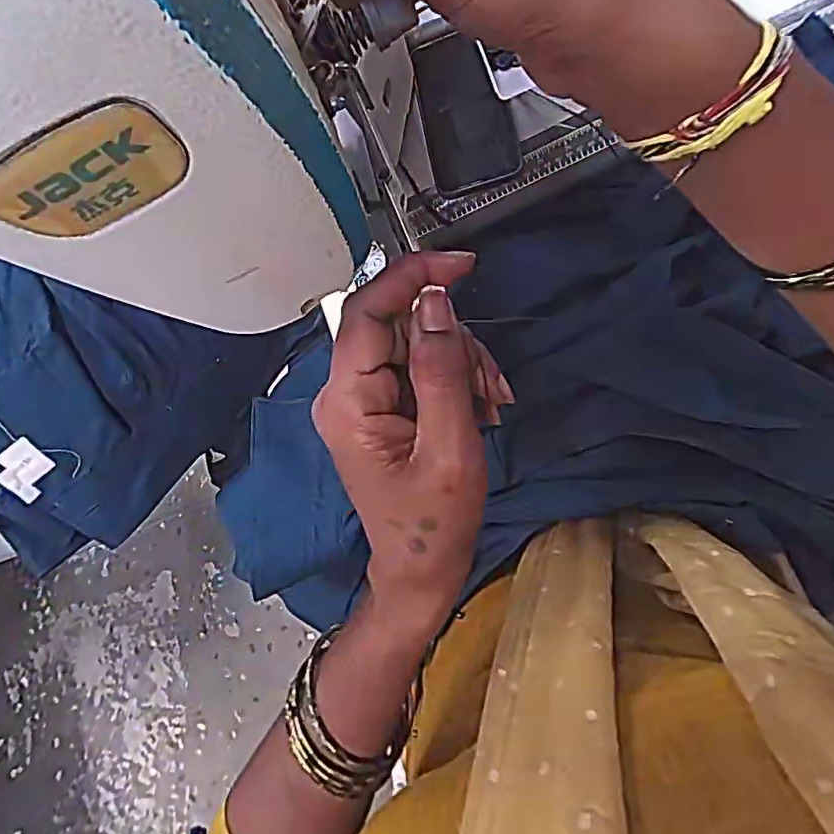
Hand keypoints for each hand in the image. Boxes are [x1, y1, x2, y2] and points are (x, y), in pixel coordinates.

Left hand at [312, 252, 505, 632]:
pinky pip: (420, 365)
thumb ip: (442, 370)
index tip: (460, 264)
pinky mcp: (382, 406)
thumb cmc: (433, 524)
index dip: (412, 276)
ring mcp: (362, 398)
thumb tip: (435, 303)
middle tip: (489, 381)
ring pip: (415, 341)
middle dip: (452, 340)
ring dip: (461, 360)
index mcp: (348, 401)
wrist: (421, 569)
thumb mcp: (450, 447)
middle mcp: (345, 392)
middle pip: (398, 324)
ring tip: (487, 402)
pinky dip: (455, 375)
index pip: (368, 311)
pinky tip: (478, 405)